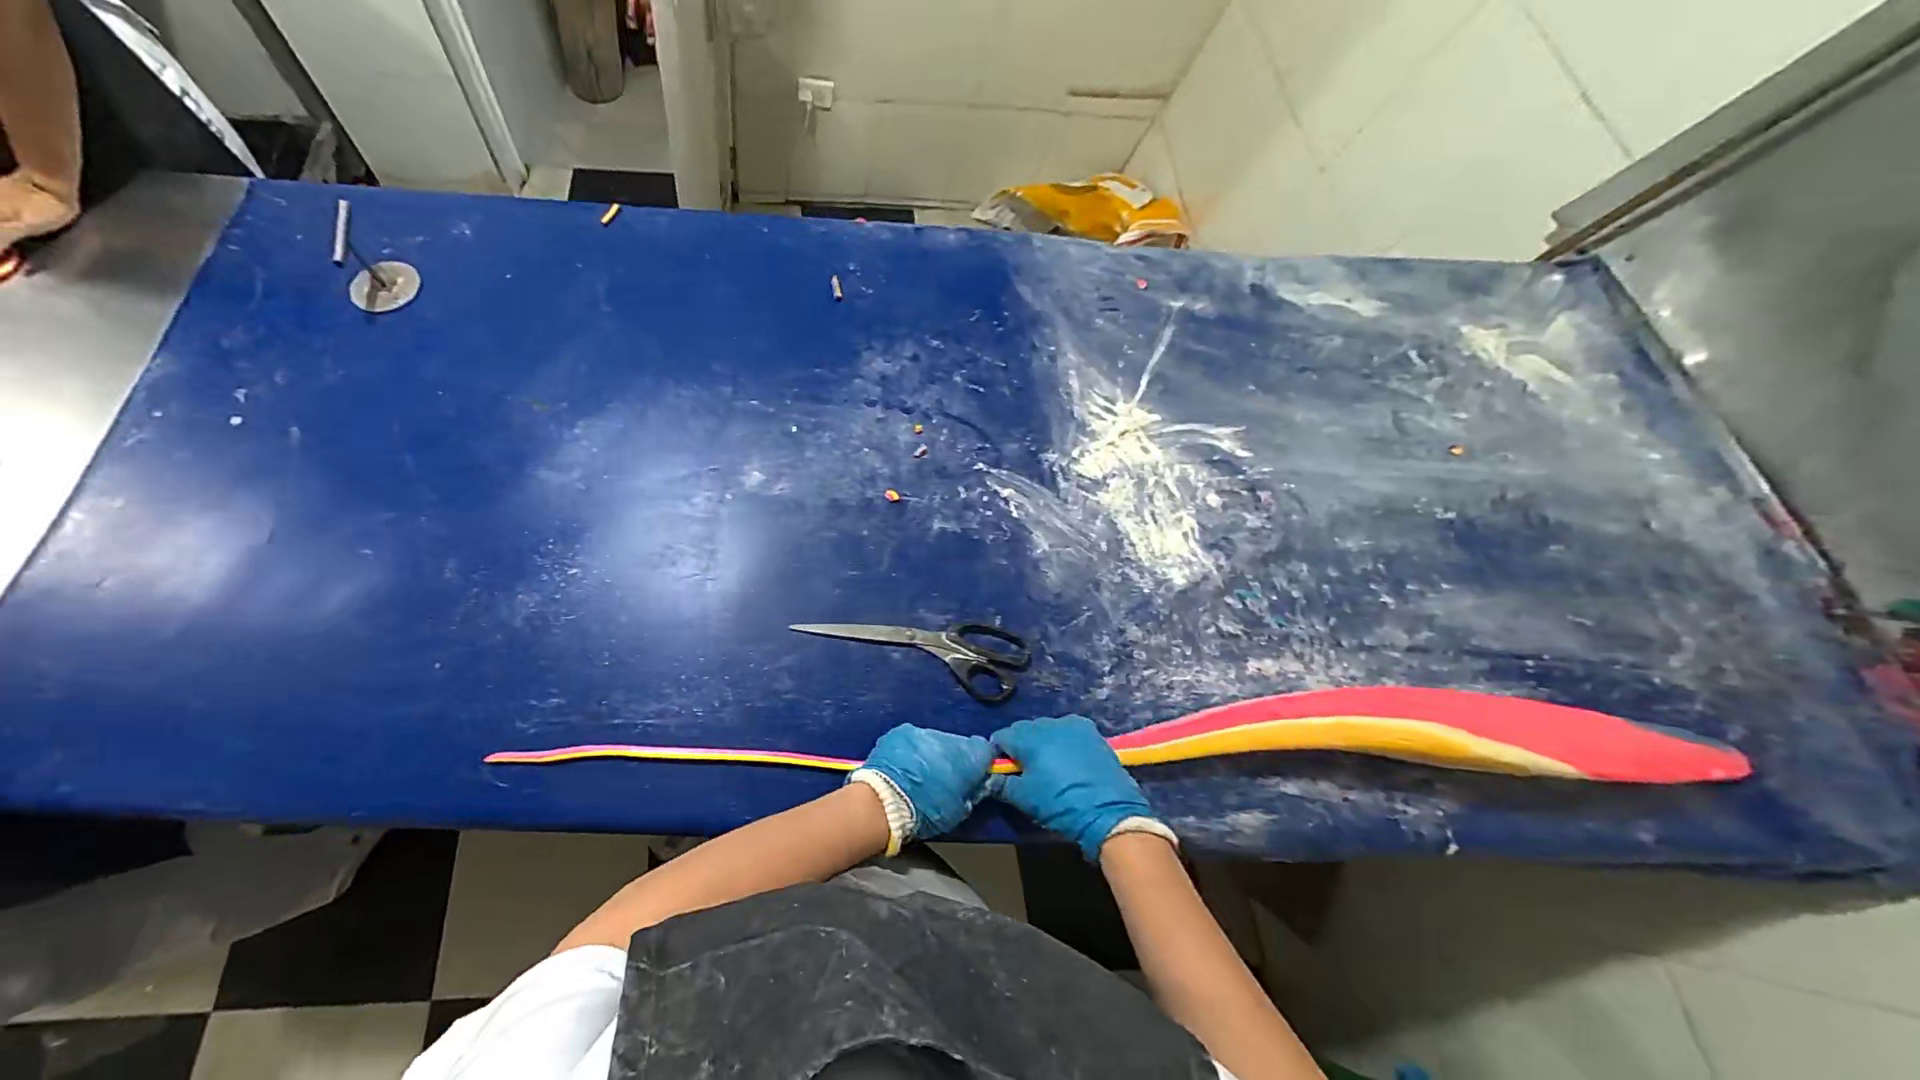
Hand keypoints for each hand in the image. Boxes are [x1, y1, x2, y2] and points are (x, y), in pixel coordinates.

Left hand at [852, 724, 997, 844]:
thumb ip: (974, 791)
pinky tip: (904, 765)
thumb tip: (981, 782)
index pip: (985, 749)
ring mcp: (923, 731)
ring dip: (933, 753)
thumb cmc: (925, 812)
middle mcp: (948, 738)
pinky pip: (914, 739)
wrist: (882, 802)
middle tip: (944, 777)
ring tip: (921, 772)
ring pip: (936, 740)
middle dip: (955, 757)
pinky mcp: (901, 731)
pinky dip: (913, 750)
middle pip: (959, 744)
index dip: (981, 761)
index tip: (974, 773)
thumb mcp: (959, 811)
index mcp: (968, 756)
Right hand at [990, 716, 1160, 860]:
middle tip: (1026, 771)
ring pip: (1047, 729)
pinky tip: (1069, 762)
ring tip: (1049, 768)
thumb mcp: (1024, 798)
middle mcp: (1049, 723)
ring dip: (1043, 743)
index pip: (1002, 737)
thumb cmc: (1060, 804)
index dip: (999, 754)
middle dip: (1022, 747)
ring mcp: (1073, 725)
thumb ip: (1002, 784)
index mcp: (1029, 736)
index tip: (1004, 772)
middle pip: (1025, 730)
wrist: (1110, 812)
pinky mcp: (1092, 732)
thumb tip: (990, 779)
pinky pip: (1068, 732)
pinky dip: (1063, 743)